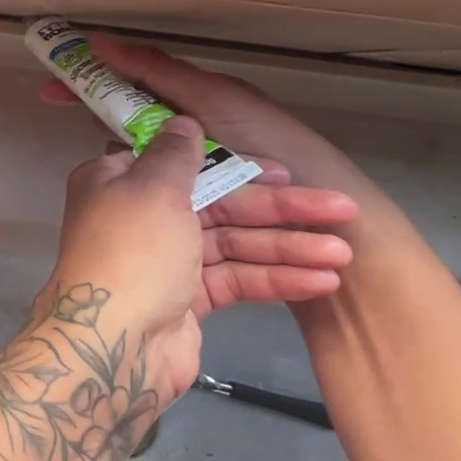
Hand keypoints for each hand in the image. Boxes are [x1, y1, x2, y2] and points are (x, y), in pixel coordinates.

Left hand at [40, 32, 361, 312]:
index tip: (280, 170)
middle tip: (340, 208)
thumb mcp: (151, 189)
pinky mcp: (187, 297)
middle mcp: (137, 215)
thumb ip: (175, 156)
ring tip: (345, 253)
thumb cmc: (132, 251)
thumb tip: (183, 122)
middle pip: (214, 204)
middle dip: (274, 208)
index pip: (178, 164)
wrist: (115, 339)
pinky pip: (235, 278)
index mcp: (116, 182)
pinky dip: (275, 278)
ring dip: (286, 246)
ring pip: (231, 243)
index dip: (230, 165)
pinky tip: (323, 281)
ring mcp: (163, 258)